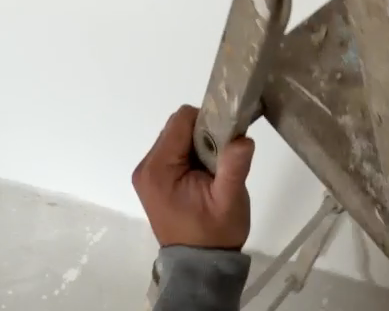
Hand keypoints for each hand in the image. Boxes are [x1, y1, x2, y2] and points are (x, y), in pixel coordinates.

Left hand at [132, 105, 254, 249]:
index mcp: (157, 169)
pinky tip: (205, 173)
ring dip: (200, 143)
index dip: (207, 122)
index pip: (182, 120)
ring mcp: (148, 173)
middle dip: (204, 134)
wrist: (202, 267)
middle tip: (221, 158)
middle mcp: (146, 167)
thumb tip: (242, 137)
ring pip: (178, 135)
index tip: (225, 142)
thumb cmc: (214, 234)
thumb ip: (233, 166)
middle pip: (178, 126)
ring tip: (214, 168)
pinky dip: (193, 153)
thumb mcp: (229, 199)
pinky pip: (176, 149)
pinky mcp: (155, 179)